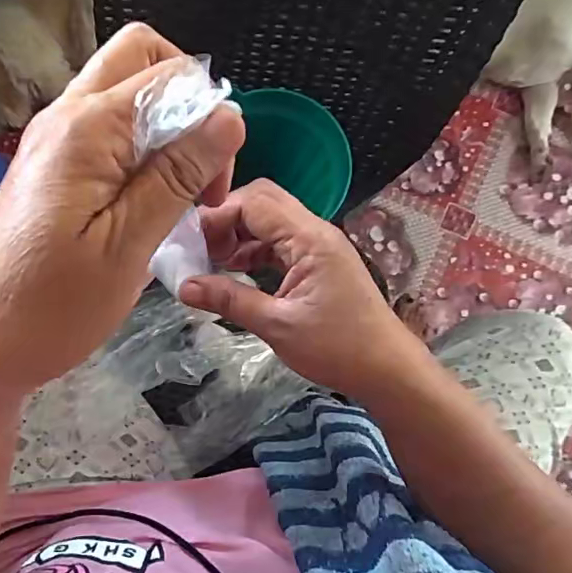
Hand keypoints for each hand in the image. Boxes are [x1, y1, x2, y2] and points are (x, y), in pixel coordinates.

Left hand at [0, 23, 244, 395]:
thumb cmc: (53, 307)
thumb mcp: (128, 246)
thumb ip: (178, 176)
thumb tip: (228, 117)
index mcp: (86, 129)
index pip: (169, 75)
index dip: (209, 118)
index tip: (213, 187)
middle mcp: (64, 118)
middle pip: (138, 61)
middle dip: (185, 102)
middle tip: (198, 173)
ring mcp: (51, 142)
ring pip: (122, 97)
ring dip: (161, 131)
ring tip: (173, 200)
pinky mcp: (49, 170)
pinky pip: (104, 135)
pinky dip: (136, 154)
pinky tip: (142, 208)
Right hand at [178, 180, 428, 398]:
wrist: (387, 370)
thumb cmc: (338, 348)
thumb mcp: (277, 325)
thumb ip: (229, 300)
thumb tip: (184, 287)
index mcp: (309, 239)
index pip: (254, 203)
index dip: (217, 216)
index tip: (188, 243)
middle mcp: (314, 232)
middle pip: (262, 202)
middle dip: (225, 219)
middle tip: (197, 248)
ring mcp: (318, 246)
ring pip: (269, 222)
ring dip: (237, 236)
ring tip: (209, 262)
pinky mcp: (317, 263)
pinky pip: (278, 243)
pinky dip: (252, 251)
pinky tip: (233, 272)